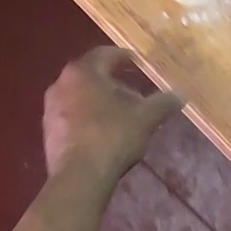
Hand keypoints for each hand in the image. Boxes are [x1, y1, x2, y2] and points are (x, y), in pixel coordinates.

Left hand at [42, 47, 185, 182]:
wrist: (79, 175)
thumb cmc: (112, 136)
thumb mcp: (144, 119)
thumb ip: (162, 103)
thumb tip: (181, 94)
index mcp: (83, 72)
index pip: (105, 55)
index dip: (124, 57)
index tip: (137, 62)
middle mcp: (61, 83)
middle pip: (92, 77)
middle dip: (114, 84)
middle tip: (134, 95)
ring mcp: (51, 108)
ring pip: (81, 97)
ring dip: (100, 103)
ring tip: (121, 116)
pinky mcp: (49, 132)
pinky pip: (73, 117)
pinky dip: (89, 119)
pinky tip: (103, 134)